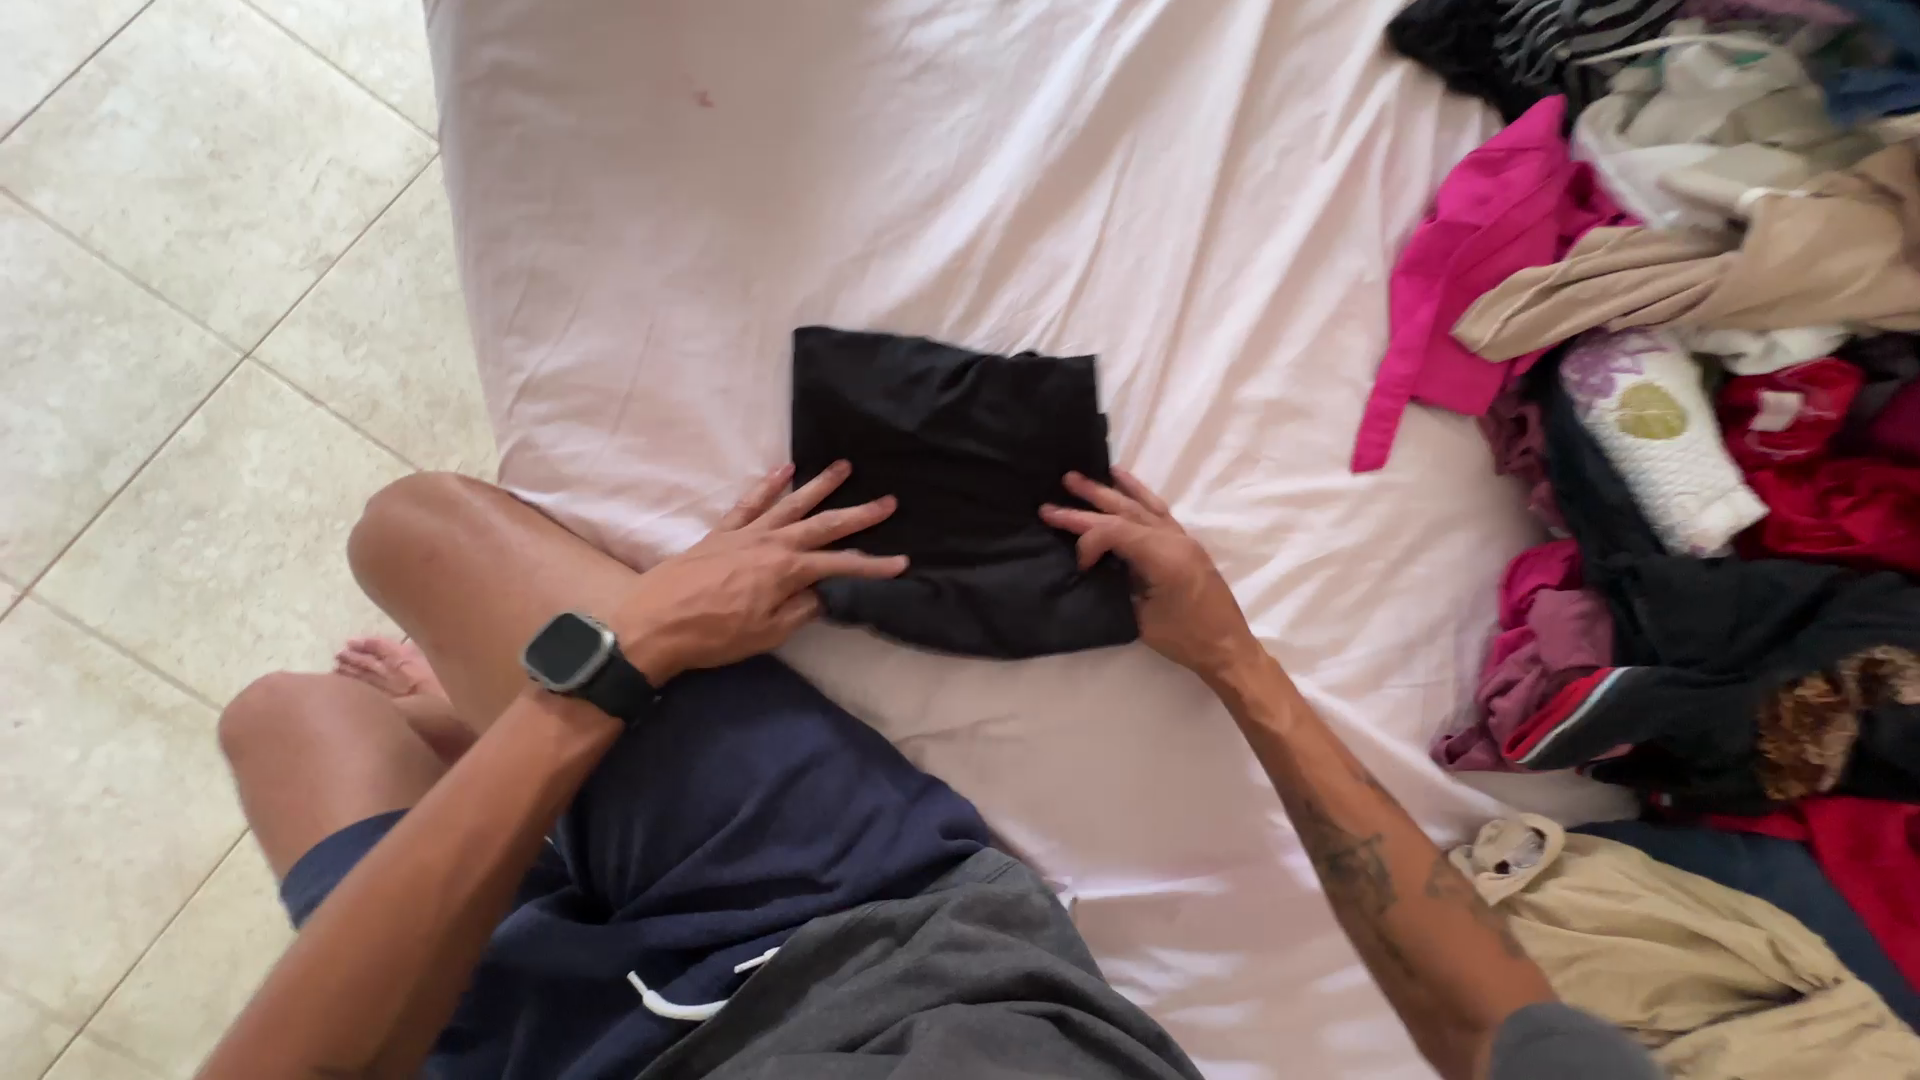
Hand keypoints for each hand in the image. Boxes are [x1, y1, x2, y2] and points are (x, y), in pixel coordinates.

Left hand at [609, 461, 905, 681]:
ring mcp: (747, 533)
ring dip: (820, 485)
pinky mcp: (723, 531)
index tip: (902, 562)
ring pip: (792, 503)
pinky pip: (750, 502)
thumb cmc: (715, 635)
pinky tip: (785, 468)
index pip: (842, 566)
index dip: (874, 566)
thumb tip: (826, 594)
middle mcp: (773, 543)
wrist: (654, 623)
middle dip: (859, 514)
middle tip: (888, 501)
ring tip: (844, 466)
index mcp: (788, 570)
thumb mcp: (768, 633)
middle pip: (825, 525)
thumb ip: (802, 610)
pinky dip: (768, 484)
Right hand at [1040, 469, 1264, 684]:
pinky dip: (1136, 492)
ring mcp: (1181, 538)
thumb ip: (1117, 587)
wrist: (1227, 647)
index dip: (1088, 542)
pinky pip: (1156, 509)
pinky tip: (1122, 479)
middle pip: (1124, 512)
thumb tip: (1094, 570)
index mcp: (1164, 557)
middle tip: (1057, 492)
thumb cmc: (1185, 639)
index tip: (1080, 567)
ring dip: (1108, 491)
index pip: (1115, 531)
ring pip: (1139, 505)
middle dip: (1087, 502)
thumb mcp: (1140, 619)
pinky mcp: (1184, 542)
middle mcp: (1173, 539)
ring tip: (1079, 478)